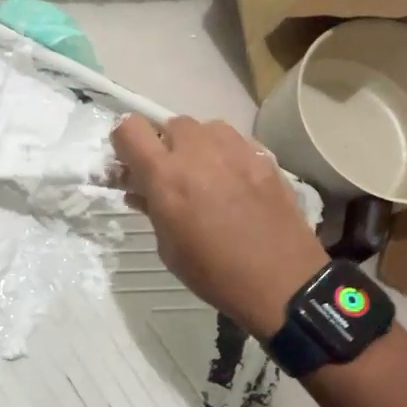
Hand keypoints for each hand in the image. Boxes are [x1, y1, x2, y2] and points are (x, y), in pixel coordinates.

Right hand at [112, 116, 327, 339]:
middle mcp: (197, 151)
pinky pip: (236, 142)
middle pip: (170, 124)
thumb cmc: (214, 272)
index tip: (131, 164)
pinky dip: (227, 155)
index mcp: (165, 175)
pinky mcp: (264, 157)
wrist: (282, 282)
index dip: (124, 143)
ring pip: (206, 127)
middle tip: (172, 177)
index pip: (129, 128)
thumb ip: (151, 208)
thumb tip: (142, 191)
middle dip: (165, 145)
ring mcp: (235, 149)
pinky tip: (236, 183)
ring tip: (206, 176)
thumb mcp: (167, 247)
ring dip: (198, 145)